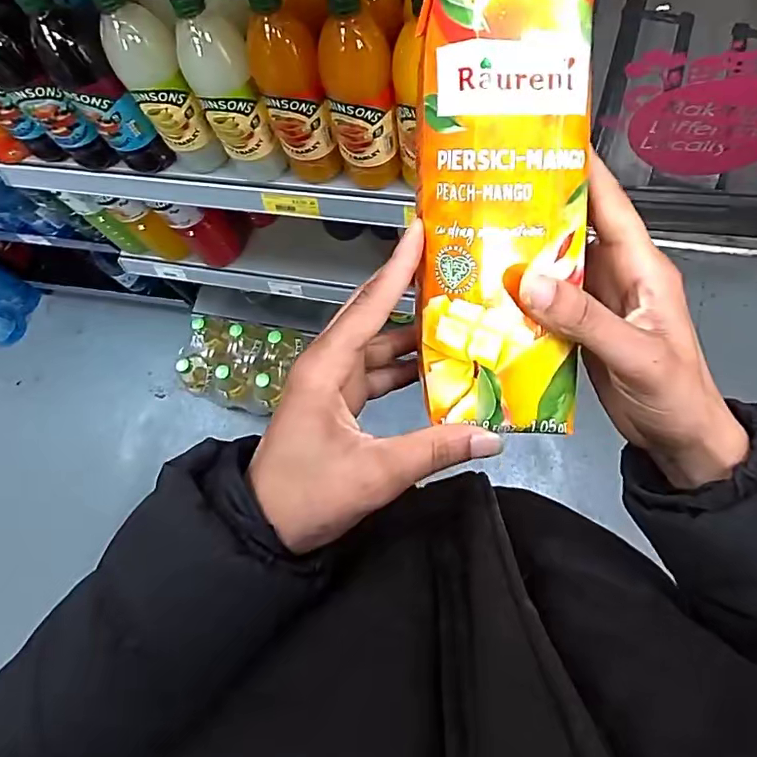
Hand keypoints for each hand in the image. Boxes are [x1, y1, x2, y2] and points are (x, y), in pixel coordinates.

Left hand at [249, 223, 504, 552]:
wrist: (264, 526)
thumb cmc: (308, 493)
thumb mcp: (375, 473)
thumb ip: (435, 450)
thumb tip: (492, 435)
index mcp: (326, 366)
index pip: (369, 306)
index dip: (396, 268)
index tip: (418, 231)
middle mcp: (327, 363)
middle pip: (372, 315)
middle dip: (406, 288)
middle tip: (446, 264)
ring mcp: (331, 381)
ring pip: (377, 345)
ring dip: (412, 333)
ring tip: (456, 314)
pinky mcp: (337, 400)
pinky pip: (376, 371)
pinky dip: (404, 367)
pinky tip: (436, 366)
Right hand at [516, 152, 748, 487]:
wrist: (680, 440)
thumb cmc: (677, 394)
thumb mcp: (636, 354)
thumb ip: (585, 319)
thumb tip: (530, 282)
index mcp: (641, 266)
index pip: (610, 204)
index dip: (583, 168)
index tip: (547, 139)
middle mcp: (616, 274)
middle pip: (573, 227)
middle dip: (537, 205)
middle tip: (492, 187)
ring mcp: (596, 299)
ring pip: (554, 261)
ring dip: (523, 249)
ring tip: (480, 231)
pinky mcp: (580, 323)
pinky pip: (546, 297)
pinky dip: (521, 290)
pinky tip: (492, 288)